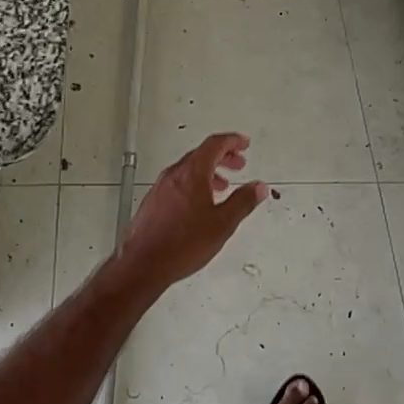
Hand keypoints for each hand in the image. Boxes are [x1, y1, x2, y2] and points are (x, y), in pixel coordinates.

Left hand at [114, 133, 270, 293]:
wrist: (144, 263)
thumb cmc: (181, 243)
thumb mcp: (223, 223)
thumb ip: (243, 202)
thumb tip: (258, 187)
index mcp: (192, 173)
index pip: (214, 144)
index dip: (232, 141)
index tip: (243, 143)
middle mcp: (174, 174)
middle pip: (201, 154)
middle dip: (223, 156)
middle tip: (238, 162)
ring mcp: (161, 187)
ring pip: (189, 169)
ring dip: (209, 171)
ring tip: (222, 186)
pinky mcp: (154, 201)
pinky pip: (178, 182)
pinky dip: (194, 183)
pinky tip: (200, 203)